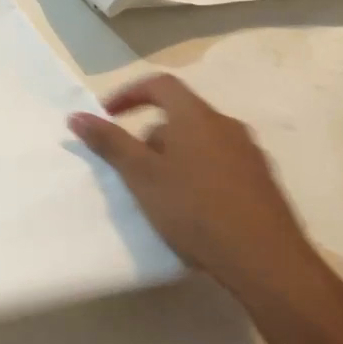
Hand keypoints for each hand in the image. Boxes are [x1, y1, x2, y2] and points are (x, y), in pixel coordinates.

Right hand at [69, 73, 316, 298]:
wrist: (264, 259)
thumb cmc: (194, 209)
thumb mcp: (141, 176)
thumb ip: (110, 143)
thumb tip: (77, 116)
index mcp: (196, 117)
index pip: (160, 84)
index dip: (129, 93)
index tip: (108, 115)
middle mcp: (227, 126)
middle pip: (180, 115)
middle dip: (149, 134)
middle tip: (131, 166)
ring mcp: (249, 153)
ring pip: (200, 140)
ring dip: (173, 155)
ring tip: (159, 191)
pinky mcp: (262, 181)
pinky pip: (220, 162)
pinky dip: (197, 172)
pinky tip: (191, 207)